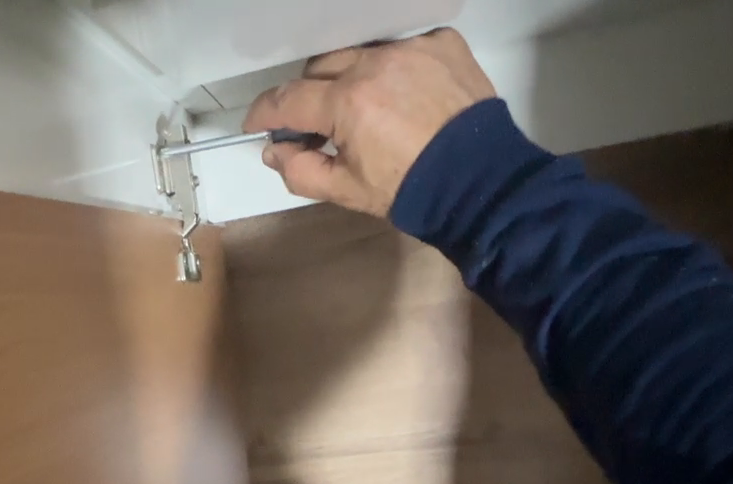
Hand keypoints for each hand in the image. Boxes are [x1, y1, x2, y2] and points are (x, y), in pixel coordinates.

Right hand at [243, 28, 497, 217]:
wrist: (476, 181)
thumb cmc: (409, 189)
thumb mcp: (346, 191)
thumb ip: (301, 170)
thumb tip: (275, 153)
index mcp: (346, 102)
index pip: (288, 100)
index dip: (265, 113)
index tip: (256, 125)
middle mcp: (374, 64)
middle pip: (319, 68)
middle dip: (307, 95)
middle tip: (312, 126)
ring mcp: (409, 48)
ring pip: (358, 52)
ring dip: (346, 77)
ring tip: (357, 109)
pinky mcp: (440, 44)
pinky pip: (399, 47)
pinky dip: (389, 69)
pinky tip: (396, 97)